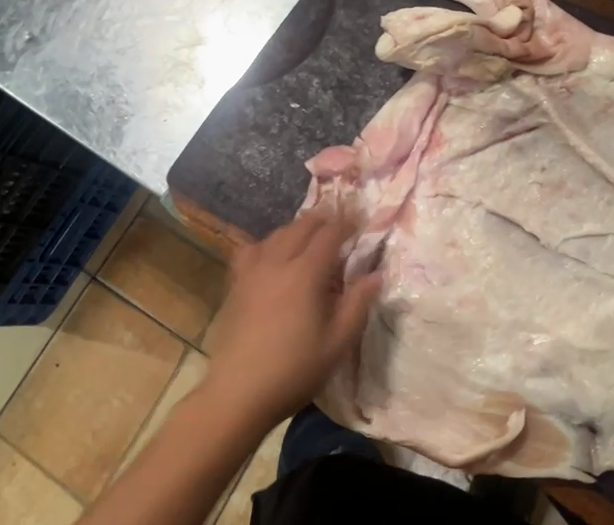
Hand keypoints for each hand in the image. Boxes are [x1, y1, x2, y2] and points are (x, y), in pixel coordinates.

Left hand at [199, 209, 382, 430]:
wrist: (238, 394)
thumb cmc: (294, 371)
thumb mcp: (338, 343)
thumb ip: (358, 304)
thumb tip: (377, 275)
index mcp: (305, 274)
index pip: (330, 233)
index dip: (347, 222)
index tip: (361, 220)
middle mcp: (277, 262)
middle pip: (303, 225)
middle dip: (324, 219)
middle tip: (341, 226)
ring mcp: (252, 271)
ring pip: (278, 233)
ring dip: (298, 229)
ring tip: (312, 239)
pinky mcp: (236, 284)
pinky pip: (253, 249)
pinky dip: (269, 244)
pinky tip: (274, 258)